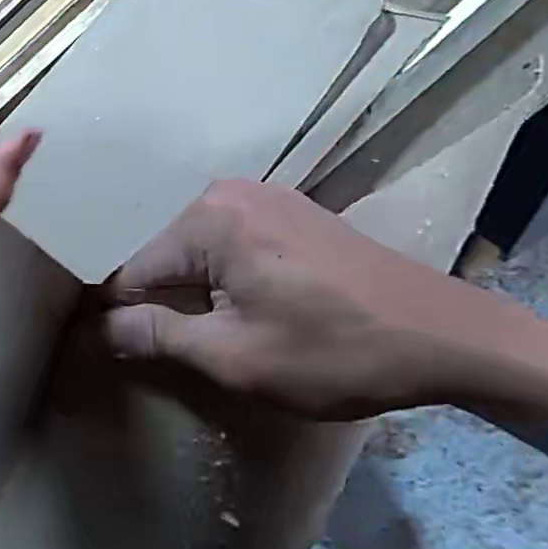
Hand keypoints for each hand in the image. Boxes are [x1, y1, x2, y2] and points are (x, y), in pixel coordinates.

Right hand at [100, 180, 497, 419]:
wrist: (445, 335)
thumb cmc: (334, 350)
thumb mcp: (235, 356)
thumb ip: (157, 335)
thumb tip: (102, 327)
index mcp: (205, 219)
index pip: (130, 270)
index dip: (120, 315)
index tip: (122, 351)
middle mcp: (224, 192)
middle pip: (160, 253)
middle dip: (160, 299)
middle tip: (182, 347)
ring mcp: (259, 194)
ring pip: (193, 248)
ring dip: (192, 288)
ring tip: (216, 329)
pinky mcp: (286, 207)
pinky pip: (226, 239)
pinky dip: (221, 272)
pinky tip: (246, 303)